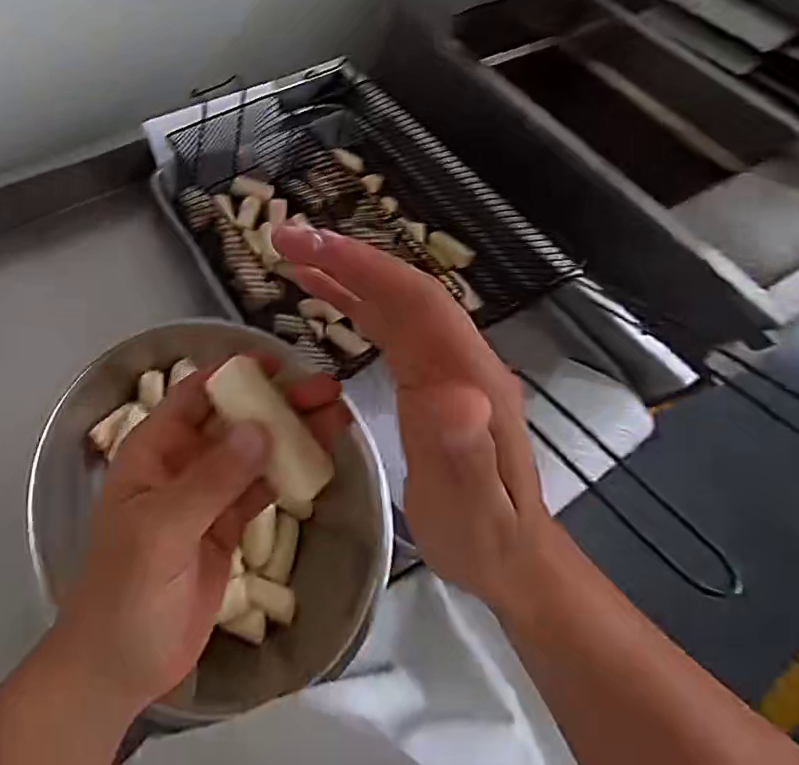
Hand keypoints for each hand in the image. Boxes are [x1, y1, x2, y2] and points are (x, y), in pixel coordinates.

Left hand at [46, 353, 349, 714]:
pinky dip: (287, 475)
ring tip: (336, 418)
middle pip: (234, 420)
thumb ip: (212, 479)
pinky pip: (260, 490)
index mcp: (153, 449)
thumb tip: (261, 428)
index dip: (233, 373)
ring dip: (290, 435)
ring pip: (253, 453)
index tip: (279, 364)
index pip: (194, 395)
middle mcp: (181, 463)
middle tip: (326, 391)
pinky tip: (319, 460)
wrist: (120, 665)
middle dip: (277, 403)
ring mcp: (206, 495)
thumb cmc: (126, 589)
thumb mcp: (163, 529)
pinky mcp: (225, 527)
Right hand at [270, 224, 557, 609]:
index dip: (363, 267)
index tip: (310, 246)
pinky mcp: (432, 377)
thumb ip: (463, 453)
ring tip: (294, 257)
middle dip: (346, 258)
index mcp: (468, 376)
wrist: (513, 560)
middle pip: (402, 290)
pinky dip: (355, 302)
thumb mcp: (472, 508)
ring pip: (395, 303)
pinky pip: (390, 326)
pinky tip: (327, 296)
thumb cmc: (486, 539)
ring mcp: (447, 365)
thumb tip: (447, 393)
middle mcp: (461, 358)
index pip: (415, 302)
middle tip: (285, 239)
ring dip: (346, 274)